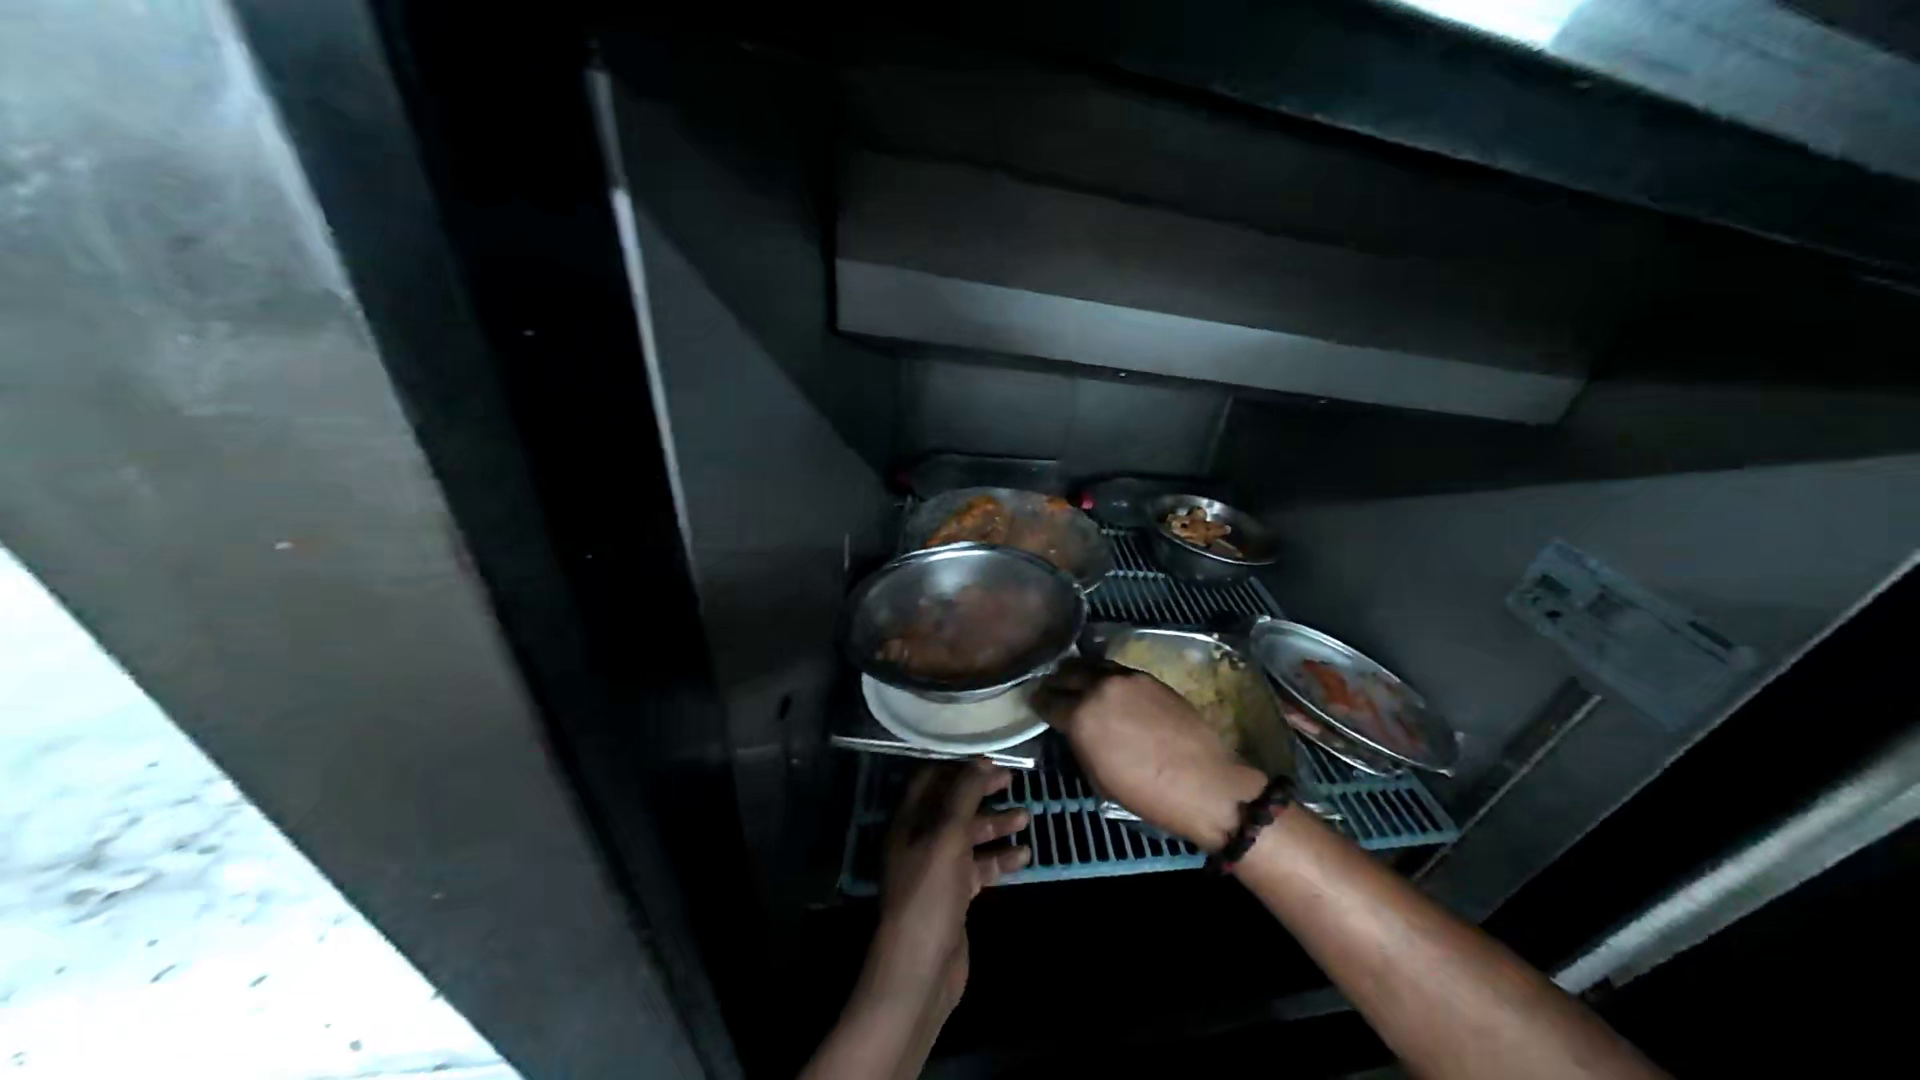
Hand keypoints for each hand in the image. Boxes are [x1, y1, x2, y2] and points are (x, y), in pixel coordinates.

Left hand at [867, 761, 1030, 1018]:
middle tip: (1013, 781)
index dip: (958, 766)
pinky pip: (979, 867)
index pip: (931, 779)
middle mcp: (920, 840)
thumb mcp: (947, 836)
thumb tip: (981, 761)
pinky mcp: (954, 894)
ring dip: (996, 825)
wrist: (921, 968)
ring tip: (1027, 817)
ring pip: (969, 837)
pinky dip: (1000, 859)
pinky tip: (1024, 856)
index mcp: (909, 821)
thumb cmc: (929, 893)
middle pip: (953, 806)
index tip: (989, 758)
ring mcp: (937, 869)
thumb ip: (964, 796)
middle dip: (982, 792)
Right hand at [1034, 658, 1264, 850]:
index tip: (1035, 704)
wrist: (1204, 783)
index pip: (1047, 701)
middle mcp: (1099, 688)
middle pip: (1066, 674)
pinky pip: (1116, 670)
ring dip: (1079, 672)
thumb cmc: (1145, 793)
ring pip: (1091, 665)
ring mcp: (1126, 678)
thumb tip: (1073, 728)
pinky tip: (1106, 685)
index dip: (1038, 703)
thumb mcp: (1097, 776)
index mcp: (1080, 716)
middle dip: (1055, 682)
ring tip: (1077, 681)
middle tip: (1052, 689)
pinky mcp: (1149, 677)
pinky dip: (1105, 675)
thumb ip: (1079, 742)